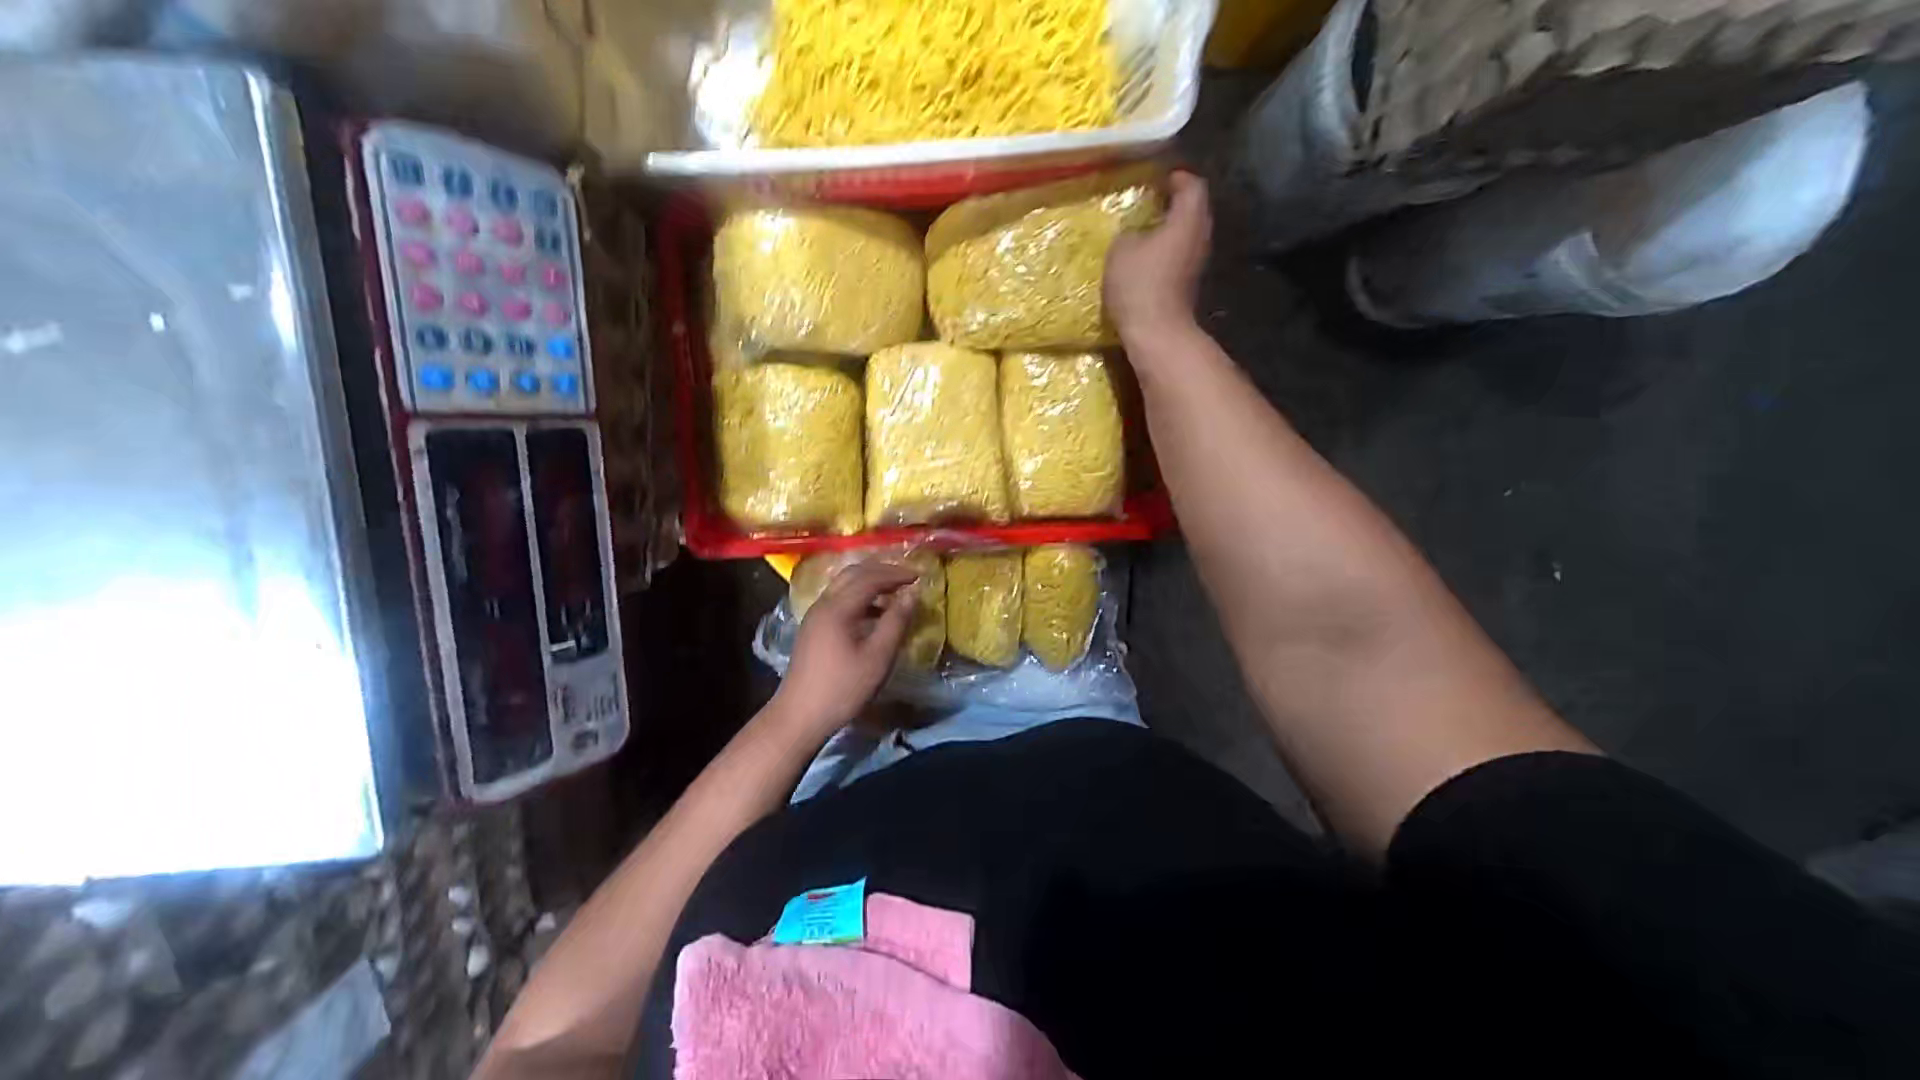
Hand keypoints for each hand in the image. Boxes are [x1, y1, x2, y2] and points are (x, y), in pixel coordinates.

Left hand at [770, 561, 919, 737]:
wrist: (799, 716)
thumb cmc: (843, 688)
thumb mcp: (877, 657)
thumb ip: (896, 622)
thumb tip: (912, 594)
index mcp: (838, 607)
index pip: (870, 577)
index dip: (896, 574)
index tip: (919, 577)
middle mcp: (823, 604)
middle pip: (853, 574)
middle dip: (882, 571)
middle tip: (906, 578)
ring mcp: (815, 616)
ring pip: (844, 586)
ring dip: (870, 584)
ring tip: (895, 595)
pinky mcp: (813, 629)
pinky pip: (839, 600)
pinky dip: (860, 598)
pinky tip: (874, 615)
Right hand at [1105, 170, 1211, 343]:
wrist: (1156, 331)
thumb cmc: (1139, 284)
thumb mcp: (1121, 249)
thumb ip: (1130, 231)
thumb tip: (1136, 233)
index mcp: (1188, 219)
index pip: (1192, 185)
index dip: (1177, 177)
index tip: (1159, 178)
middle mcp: (1200, 236)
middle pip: (1195, 208)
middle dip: (1177, 201)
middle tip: (1154, 199)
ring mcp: (1198, 261)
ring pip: (1190, 233)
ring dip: (1172, 227)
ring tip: (1148, 226)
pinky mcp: (1190, 282)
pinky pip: (1183, 254)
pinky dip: (1170, 248)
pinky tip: (1150, 254)